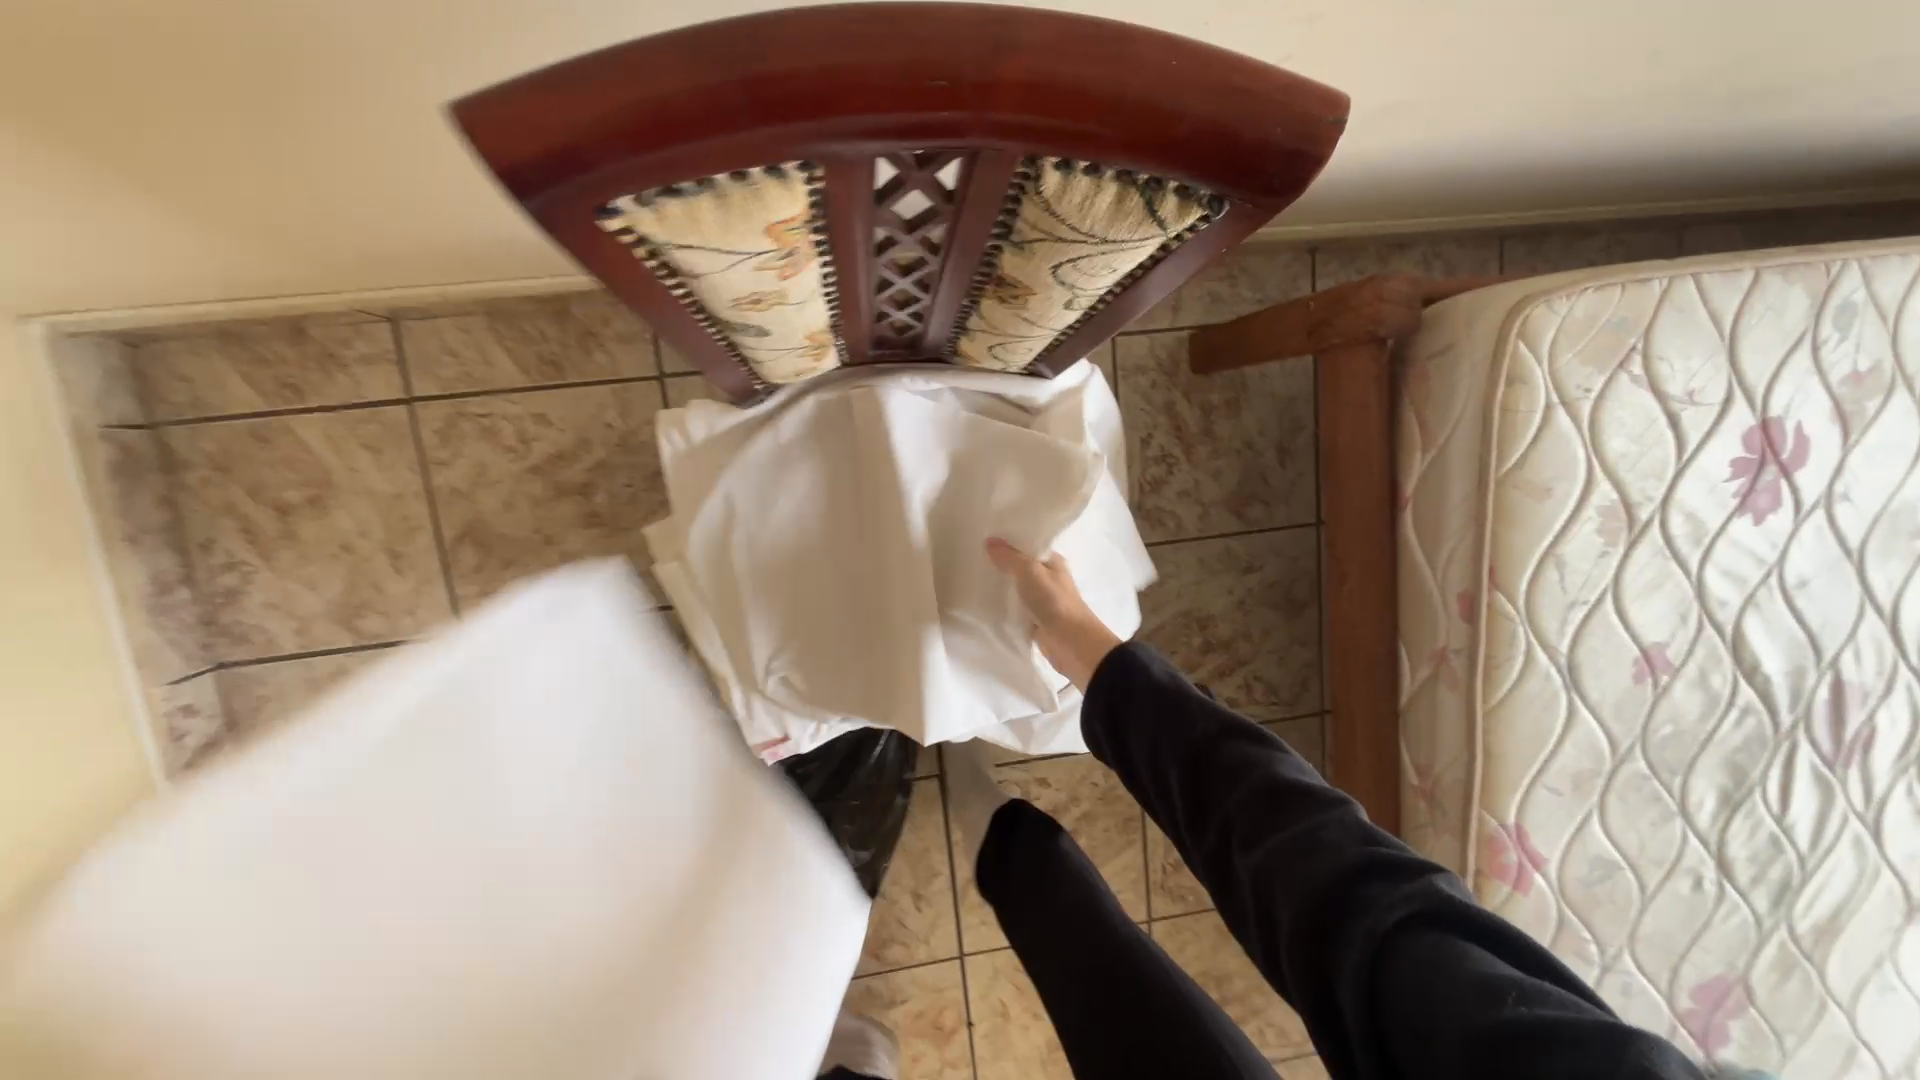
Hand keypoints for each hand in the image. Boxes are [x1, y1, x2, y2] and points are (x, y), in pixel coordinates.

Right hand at [985, 537, 1123, 690]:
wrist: (1070, 642)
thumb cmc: (1054, 601)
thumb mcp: (1030, 572)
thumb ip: (1010, 557)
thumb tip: (990, 540)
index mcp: (1052, 562)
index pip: (1028, 546)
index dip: (1009, 541)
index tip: (984, 538)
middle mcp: (1047, 578)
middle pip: (1020, 567)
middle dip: (1000, 564)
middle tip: (972, 557)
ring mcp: (1041, 600)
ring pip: (1016, 589)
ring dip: (1000, 586)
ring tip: (972, 577)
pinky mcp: (1034, 620)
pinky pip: (1014, 609)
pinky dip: (1002, 607)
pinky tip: (982, 602)